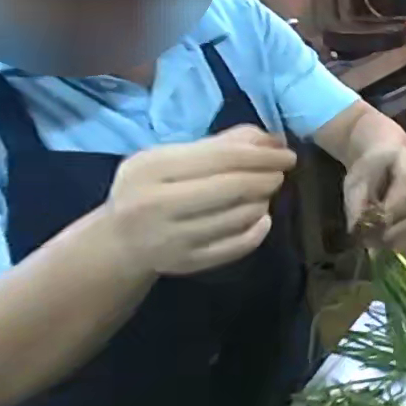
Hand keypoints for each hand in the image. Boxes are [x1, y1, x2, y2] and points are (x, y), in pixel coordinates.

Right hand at [101, 125, 296, 274]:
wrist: (117, 242)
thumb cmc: (157, 188)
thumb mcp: (178, 157)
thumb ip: (227, 143)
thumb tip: (275, 140)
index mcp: (151, 168)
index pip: (225, 156)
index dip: (265, 155)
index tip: (288, 155)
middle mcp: (153, 204)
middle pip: (235, 187)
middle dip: (268, 178)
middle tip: (279, 174)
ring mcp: (167, 239)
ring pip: (242, 216)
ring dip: (263, 201)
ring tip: (261, 194)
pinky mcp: (184, 264)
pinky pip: (239, 245)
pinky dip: (259, 230)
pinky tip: (259, 218)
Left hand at [343, 145, 405, 244]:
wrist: (386, 157)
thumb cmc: (370, 168)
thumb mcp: (356, 180)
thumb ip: (357, 203)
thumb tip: (357, 229)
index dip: (392, 206)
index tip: (373, 226)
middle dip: (397, 224)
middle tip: (376, 241)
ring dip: (400, 231)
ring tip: (379, 242)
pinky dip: (403, 231)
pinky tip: (388, 239)